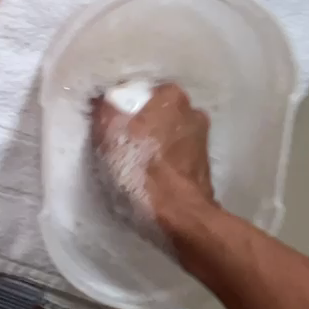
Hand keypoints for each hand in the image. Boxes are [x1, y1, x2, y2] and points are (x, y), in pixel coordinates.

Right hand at [91, 83, 216, 237]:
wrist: (178, 216)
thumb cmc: (140, 170)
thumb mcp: (107, 134)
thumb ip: (104, 107)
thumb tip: (104, 98)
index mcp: (170, 95)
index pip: (137, 92)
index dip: (121, 110)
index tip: (109, 128)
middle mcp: (193, 110)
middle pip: (155, 113)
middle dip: (140, 126)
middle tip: (119, 147)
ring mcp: (202, 139)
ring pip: (167, 134)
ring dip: (154, 145)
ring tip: (136, 166)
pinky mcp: (204, 165)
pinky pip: (176, 156)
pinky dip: (165, 162)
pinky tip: (152, 177)